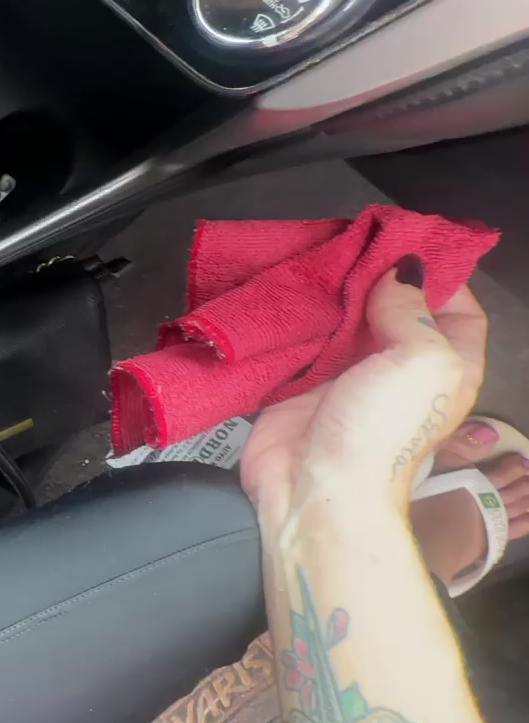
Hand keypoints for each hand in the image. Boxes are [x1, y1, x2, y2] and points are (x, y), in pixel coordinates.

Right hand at [241, 267, 486, 531]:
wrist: (316, 481)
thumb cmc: (382, 425)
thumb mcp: (420, 362)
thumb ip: (411, 313)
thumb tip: (401, 269)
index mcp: (444, 361)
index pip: (452, 306)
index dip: (434, 274)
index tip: (398, 242)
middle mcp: (394, 365)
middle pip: (387, 312)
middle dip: (368, 281)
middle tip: (339, 247)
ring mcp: (340, 377)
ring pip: (336, 327)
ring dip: (321, 302)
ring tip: (301, 268)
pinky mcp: (291, 387)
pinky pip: (291, 348)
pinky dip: (284, 328)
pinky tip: (270, 304)